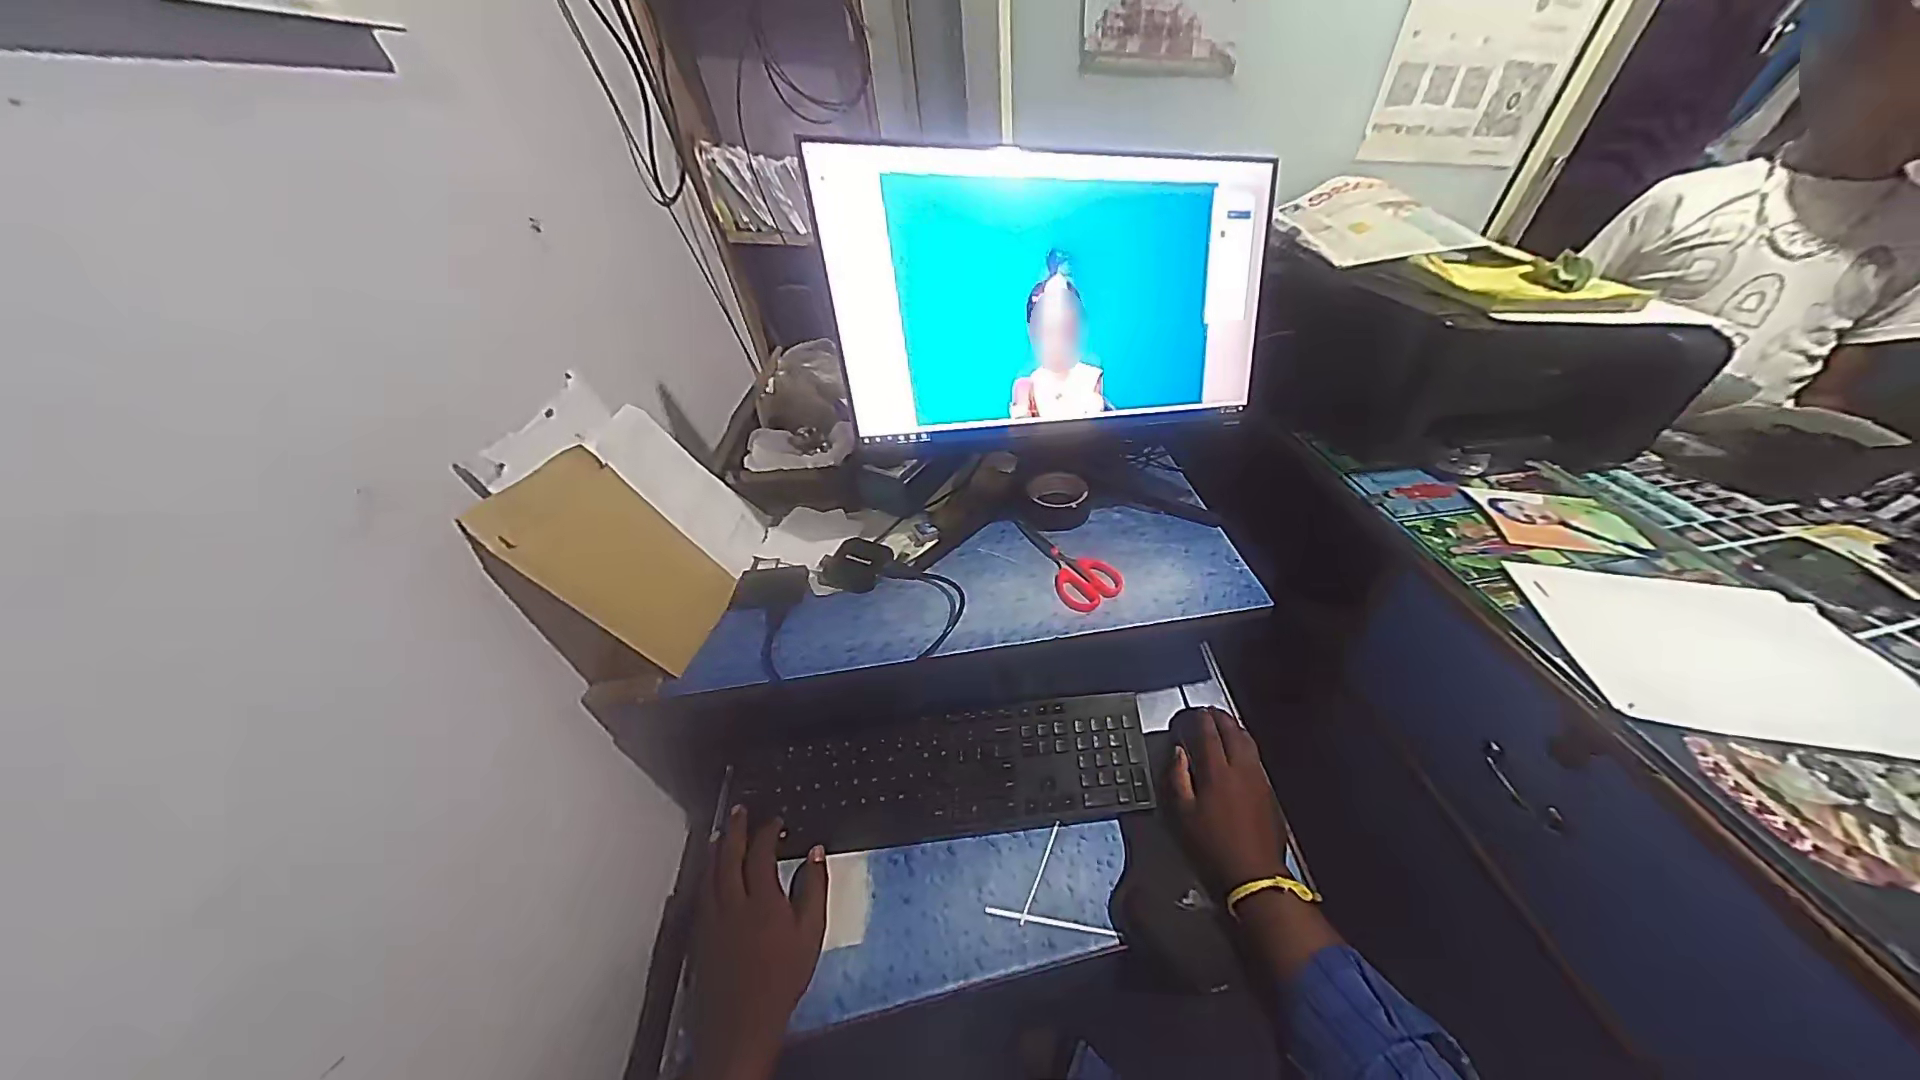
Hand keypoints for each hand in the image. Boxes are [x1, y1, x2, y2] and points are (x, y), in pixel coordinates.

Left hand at [689, 807, 827, 1079]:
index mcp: (763, 900)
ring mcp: (711, 918)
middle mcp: (732, 903)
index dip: (767, 831)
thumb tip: (816, 852)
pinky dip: (706, 872)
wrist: (742, 1023)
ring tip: (723, 832)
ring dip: (717, 847)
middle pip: (728, 855)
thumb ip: (814, 887)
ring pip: (709, 871)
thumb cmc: (782, 979)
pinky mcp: (698, 934)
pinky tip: (710, 870)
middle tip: (739, 810)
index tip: (775, 821)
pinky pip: (701, 891)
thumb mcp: (811, 932)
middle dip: (735, 828)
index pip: (761, 852)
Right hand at [1166, 707, 1341, 978]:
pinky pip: (1257, 759)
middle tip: (1210, 712)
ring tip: (1226, 724)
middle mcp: (1241, 769)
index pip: (1208, 734)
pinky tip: (1241, 751)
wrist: (1253, 875)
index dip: (1200, 720)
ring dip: (1236, 730)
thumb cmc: (1211, 846)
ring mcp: (1259, 780)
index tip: (1194, 712)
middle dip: (1220, 719)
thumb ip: (1177, 777)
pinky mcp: (1270, 793)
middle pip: (1233, 733)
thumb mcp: (1181, 813)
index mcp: (1217, 772)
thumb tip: (1178, 753)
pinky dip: (1246, 747)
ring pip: (1249, 744)